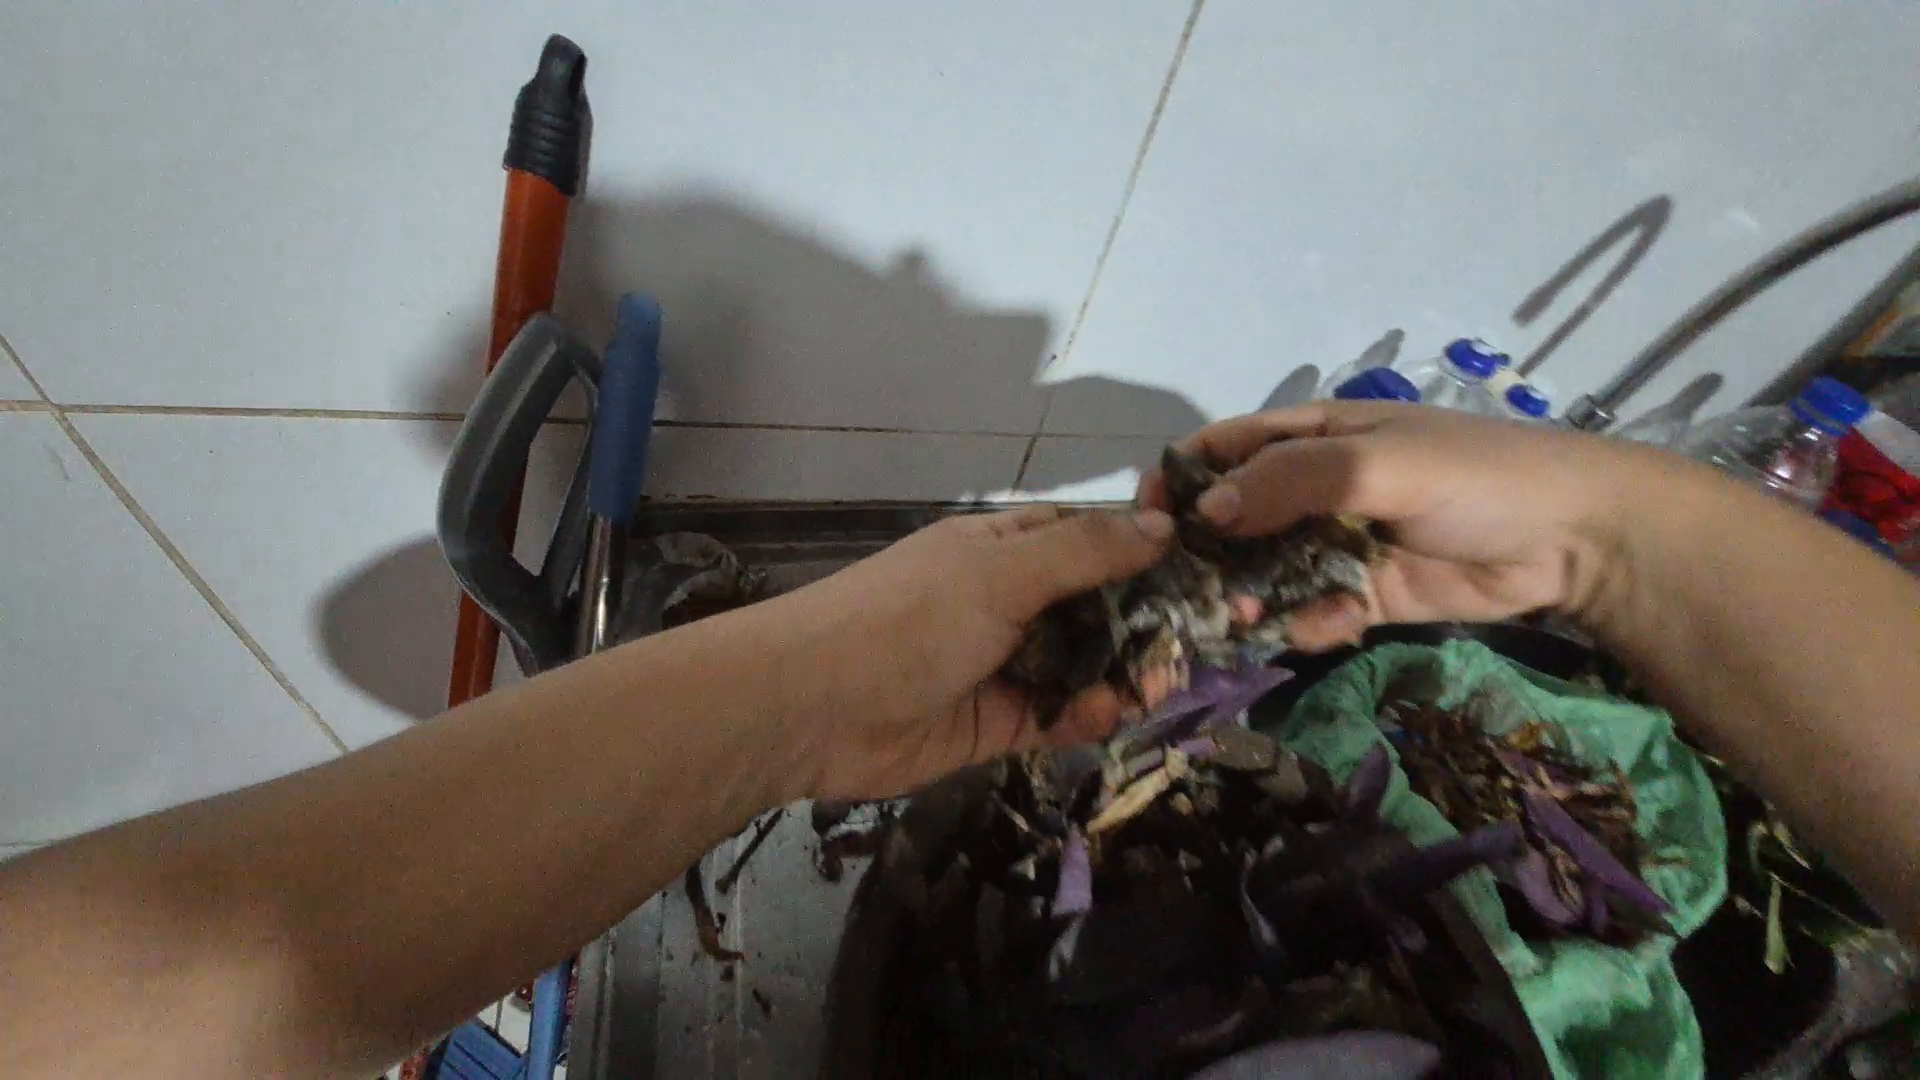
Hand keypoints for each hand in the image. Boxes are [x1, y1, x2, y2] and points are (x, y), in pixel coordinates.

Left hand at [773, 505, 1174, 800]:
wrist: (815, 706)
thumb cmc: (911, 618)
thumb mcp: (1000, 572)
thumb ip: (1083, 552)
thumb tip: (1162, 524)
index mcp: (1003, 549)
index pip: (1087, 538)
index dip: (1140, 550)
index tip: (1202, 569)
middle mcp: (1007, 601)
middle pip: (1092, 607)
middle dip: (1142, 623)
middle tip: (1197, 643)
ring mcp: (1001, 662)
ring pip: (1080, 665)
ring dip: (1120, 673)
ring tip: (1159, 685)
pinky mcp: (995, 721)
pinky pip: (1054, 714)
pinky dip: (1084, 714)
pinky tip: (1108, 712)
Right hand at [1140, 403, 1634, 650]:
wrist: (1577, 540)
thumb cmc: (1475, 474)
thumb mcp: (1379, 461)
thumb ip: (1292, 480)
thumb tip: (1205, 512)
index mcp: (1307, 439)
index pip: (1221, 449)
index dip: (1178, 476)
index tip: (1147, 516)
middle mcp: (1307, 492)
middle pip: (1230, 518)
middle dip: (1206, 551)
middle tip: (1189, 586)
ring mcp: (1329, 545)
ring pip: (1261, 571)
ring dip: (1249, 596)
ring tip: (1253, 618)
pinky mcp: (1355, 594)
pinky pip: (1308, 611)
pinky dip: (1307, 623)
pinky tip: (1328, 626)